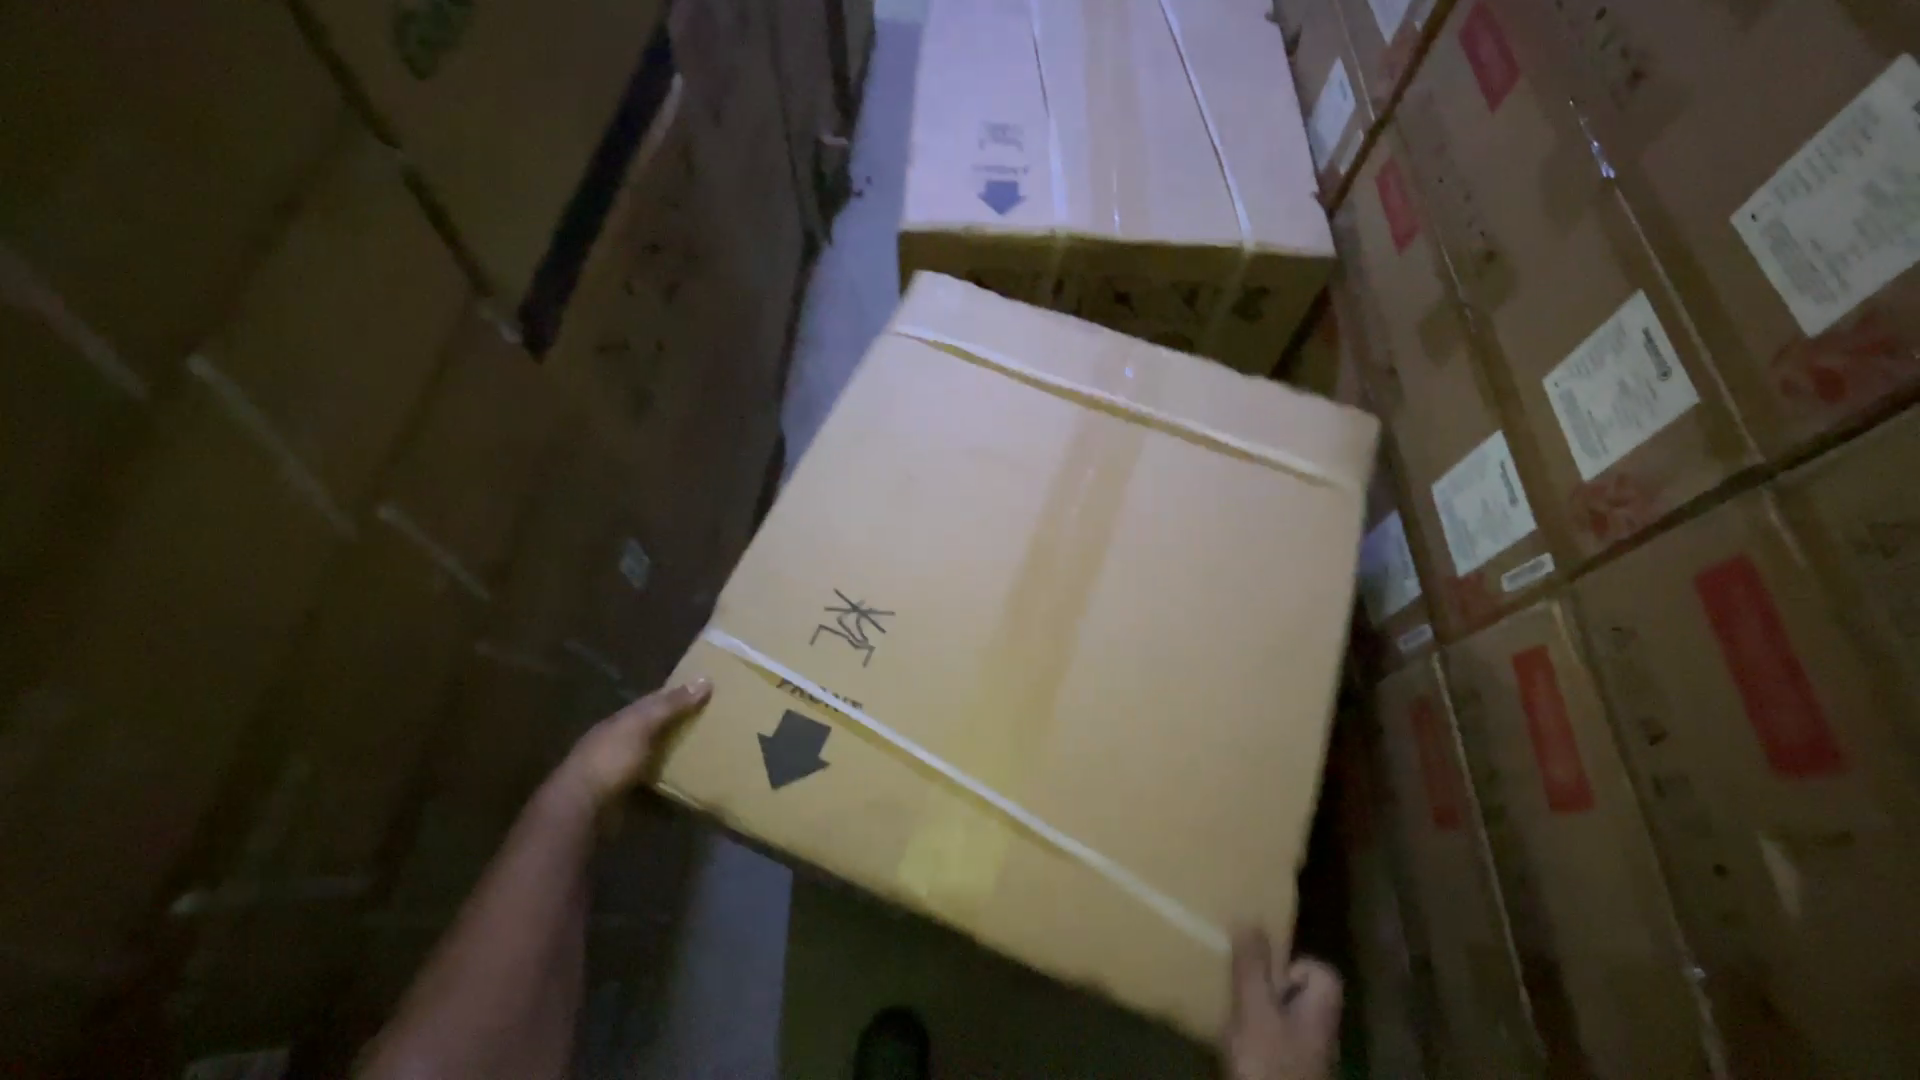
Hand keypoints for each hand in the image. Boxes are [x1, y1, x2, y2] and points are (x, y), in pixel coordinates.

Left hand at [557, 678, 712, 809]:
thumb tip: (706, 678)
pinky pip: (653, 784)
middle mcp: (619, 740)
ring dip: (675, 755)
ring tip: (708, 753)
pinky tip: (689, 785)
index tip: (707, 691)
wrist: (581, 808)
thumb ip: (671, 705)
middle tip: (715, 724)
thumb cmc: (611, 759)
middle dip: (680, 725)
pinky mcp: (625, 795)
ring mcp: (620, 769)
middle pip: (655, 728)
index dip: (678, 694)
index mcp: (621, 720)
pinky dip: (669, 784)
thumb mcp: (642, 725)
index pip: (653, 700)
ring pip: (655, 756)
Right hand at [1221, 929, 1342, 1079]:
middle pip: (1300, 996)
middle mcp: (1319, 1033)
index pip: (1321, 972)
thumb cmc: (1269, 1067)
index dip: (1293, 965)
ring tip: (1228, 1015)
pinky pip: (1273, 1047)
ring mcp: (1306, 1059)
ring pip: (1284, 1021)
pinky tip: (1232, 1048)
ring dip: (1257, 1015)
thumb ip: (1252, 967)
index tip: (1263, 969)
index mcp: (1320, 1010)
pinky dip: (1253, 1042)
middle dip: (1267, 988)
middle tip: (1237, 988)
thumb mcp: (1255, 1010)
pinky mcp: (1287, 1077)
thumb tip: (1249, 916)